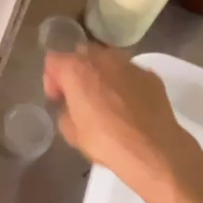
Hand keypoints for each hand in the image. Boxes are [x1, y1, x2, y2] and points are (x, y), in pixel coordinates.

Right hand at [44, 45, 200, 193]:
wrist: (151, 148)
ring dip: (100, 74)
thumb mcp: (70, 132)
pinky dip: (123, 83)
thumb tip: (71, 106)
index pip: (52, 61)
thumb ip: (64, 110)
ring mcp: (129, 64)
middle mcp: (102, 58)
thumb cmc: (104, 140)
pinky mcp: (149, 74)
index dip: (51, 80)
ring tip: (105, 98)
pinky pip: (128, 72)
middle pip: (81, 54)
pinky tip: (127, 105)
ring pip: (107, 60)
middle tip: (78, 96)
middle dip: (76, 72)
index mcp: (76, 70)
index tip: (57, 100)